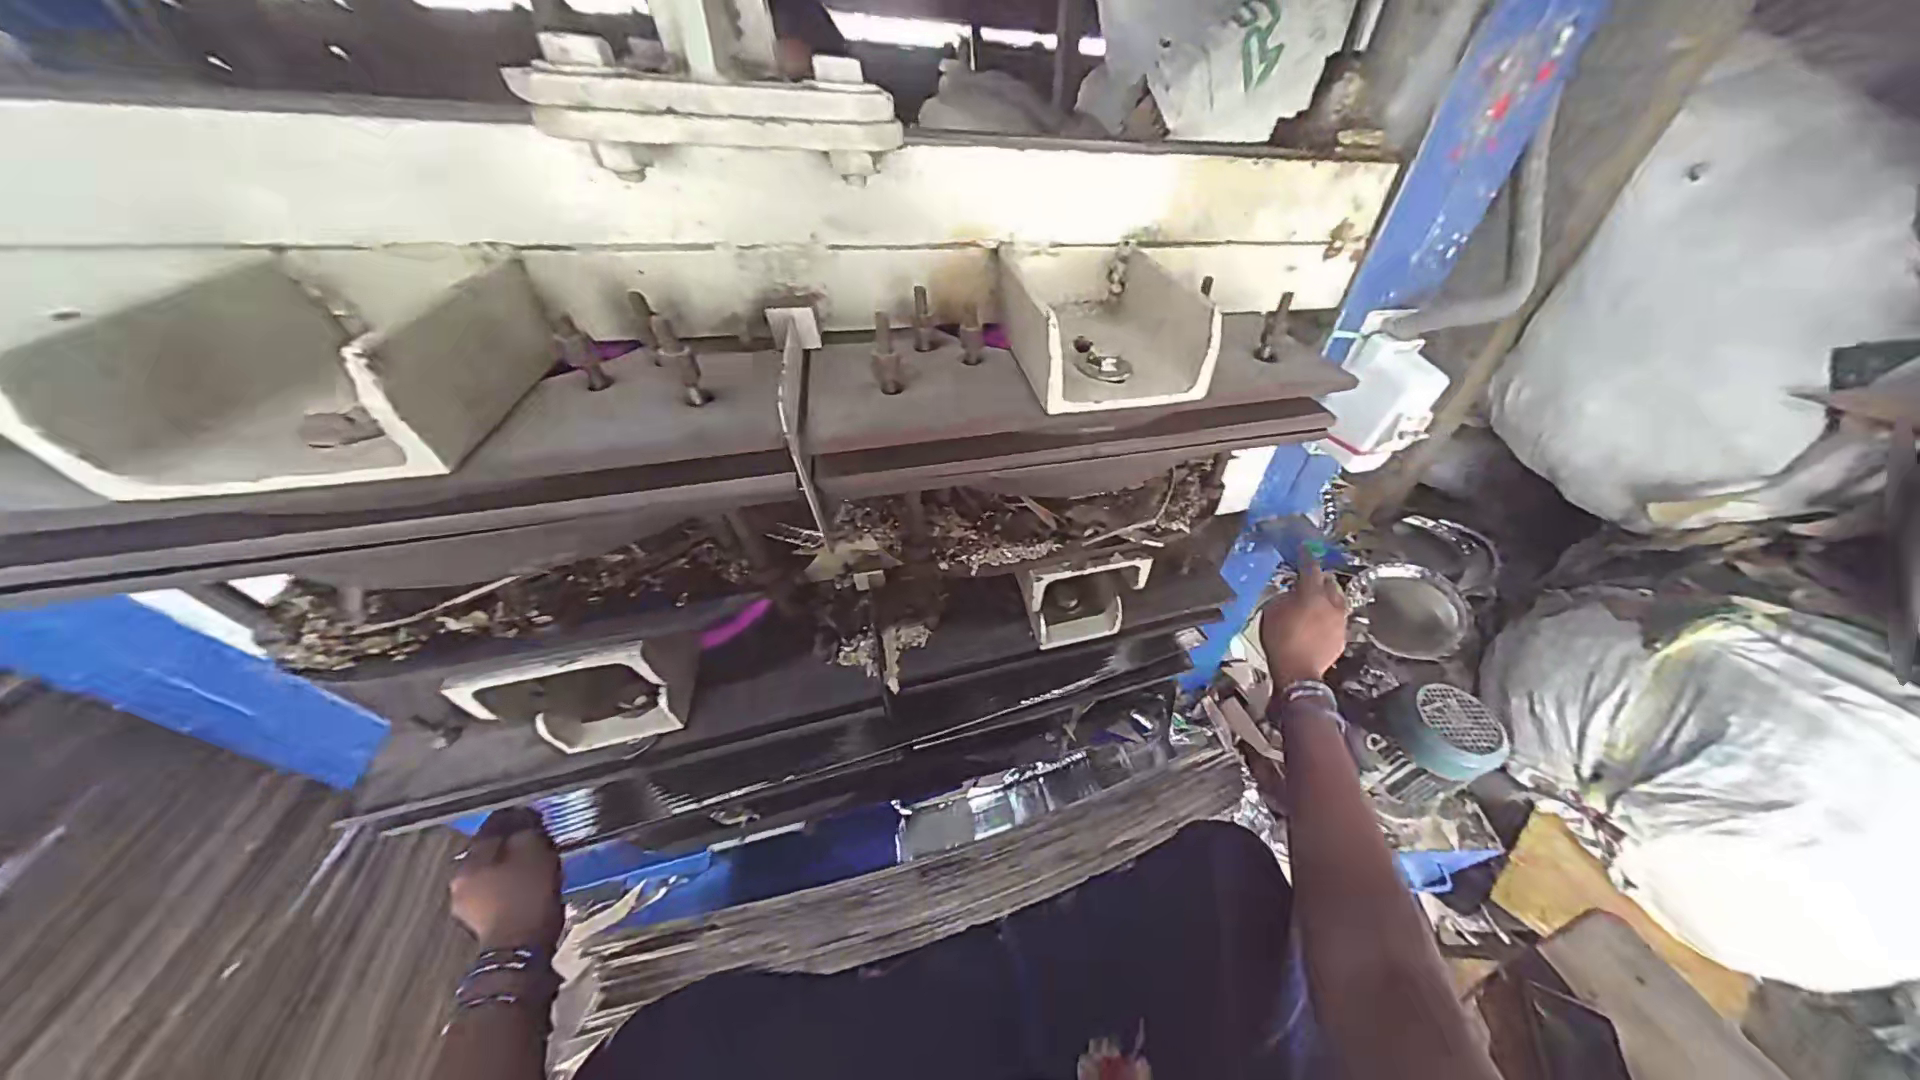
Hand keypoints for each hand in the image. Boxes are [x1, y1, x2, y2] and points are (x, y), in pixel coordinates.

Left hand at [449, 807, 563, 950]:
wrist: (521, 947)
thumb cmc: (528, 893)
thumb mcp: (534, 849)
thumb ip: (525, 828)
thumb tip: (521, 816)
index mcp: (469, 861)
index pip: (492, 825)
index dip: (516, 815)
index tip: (535, 813)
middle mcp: (459, 880)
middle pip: (489, 849)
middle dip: (511, 840)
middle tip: (537, 836)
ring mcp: (465, 903)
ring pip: (491, 869)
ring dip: (509, 862)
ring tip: (535, 859)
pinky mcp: (479, 920)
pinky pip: (495, 889)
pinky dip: (509, 881)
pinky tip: (527, 882)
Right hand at [1259, 551, 1348, 683]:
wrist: (1298, 672)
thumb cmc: (1279, 640)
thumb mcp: (1271, 612)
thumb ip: (1284, 597)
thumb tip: (1292, 593)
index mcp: (1311, 595)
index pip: (1310, 569)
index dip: (1306, 557)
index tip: (1304, 549)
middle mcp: (1331, 604)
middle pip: (1330, 583)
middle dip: (1320, 578)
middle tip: (1309, 578)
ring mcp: (1340, 621)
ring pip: (1337, 601)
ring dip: (1327, 597)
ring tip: (1316, 599)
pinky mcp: (1342, 636)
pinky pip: (1337, 619)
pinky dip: (1329, 616)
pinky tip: (1318, 621)